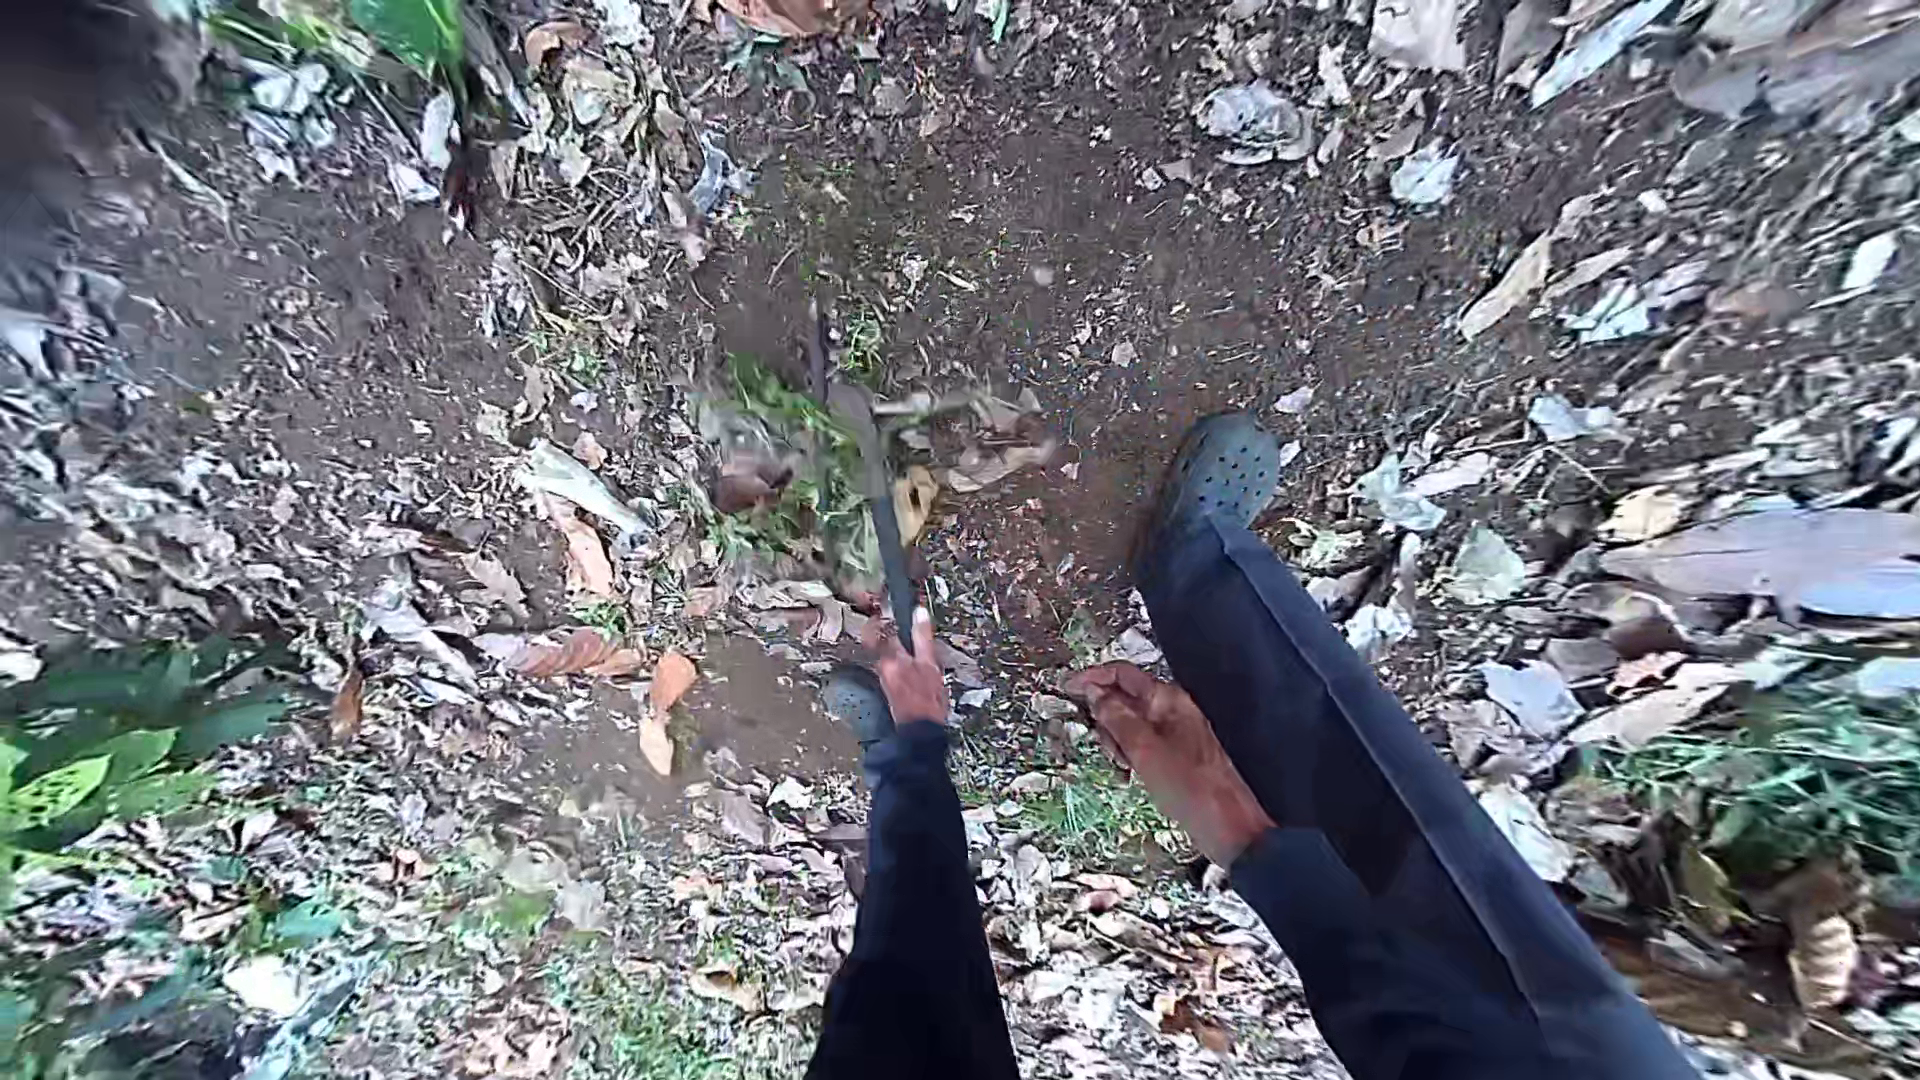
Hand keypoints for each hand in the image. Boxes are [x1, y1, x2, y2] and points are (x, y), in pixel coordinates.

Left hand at [863, 606, 948, 725]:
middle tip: (911, 628)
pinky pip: (896, 665)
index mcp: (890, 658)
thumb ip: (922, 637)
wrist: (920, 730)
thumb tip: (919, 613)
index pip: (881, 629)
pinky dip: (905, 661)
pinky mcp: (891, 685)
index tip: (891, 607)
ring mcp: (886, 676)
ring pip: (892, 653)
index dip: (884, 616)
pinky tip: (920, 668)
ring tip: (920, 651)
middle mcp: (883, 666)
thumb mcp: (930, 664)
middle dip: (898, 634)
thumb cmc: (926, 699)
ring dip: (903, 648)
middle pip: (886, 641)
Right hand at [1065, 662, 1273, 865]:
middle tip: (1108, 744)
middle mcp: (1172, 709)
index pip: (1122, 673)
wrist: (1229, 830)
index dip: (1092, 678)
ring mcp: (1173, 730)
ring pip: (1129, 721)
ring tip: (1124, 763)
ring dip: (1117, 738)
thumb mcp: (1144, 750)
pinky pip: (1140, 741)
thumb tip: (1094, 692)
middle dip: (1107, 717)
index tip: (1069, 687)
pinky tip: (1132, 770)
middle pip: (1123, 697)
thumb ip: (1116, 716)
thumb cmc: (1190, 788)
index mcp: (1168, 699)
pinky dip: (1129, 751)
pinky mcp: (1173, 752)